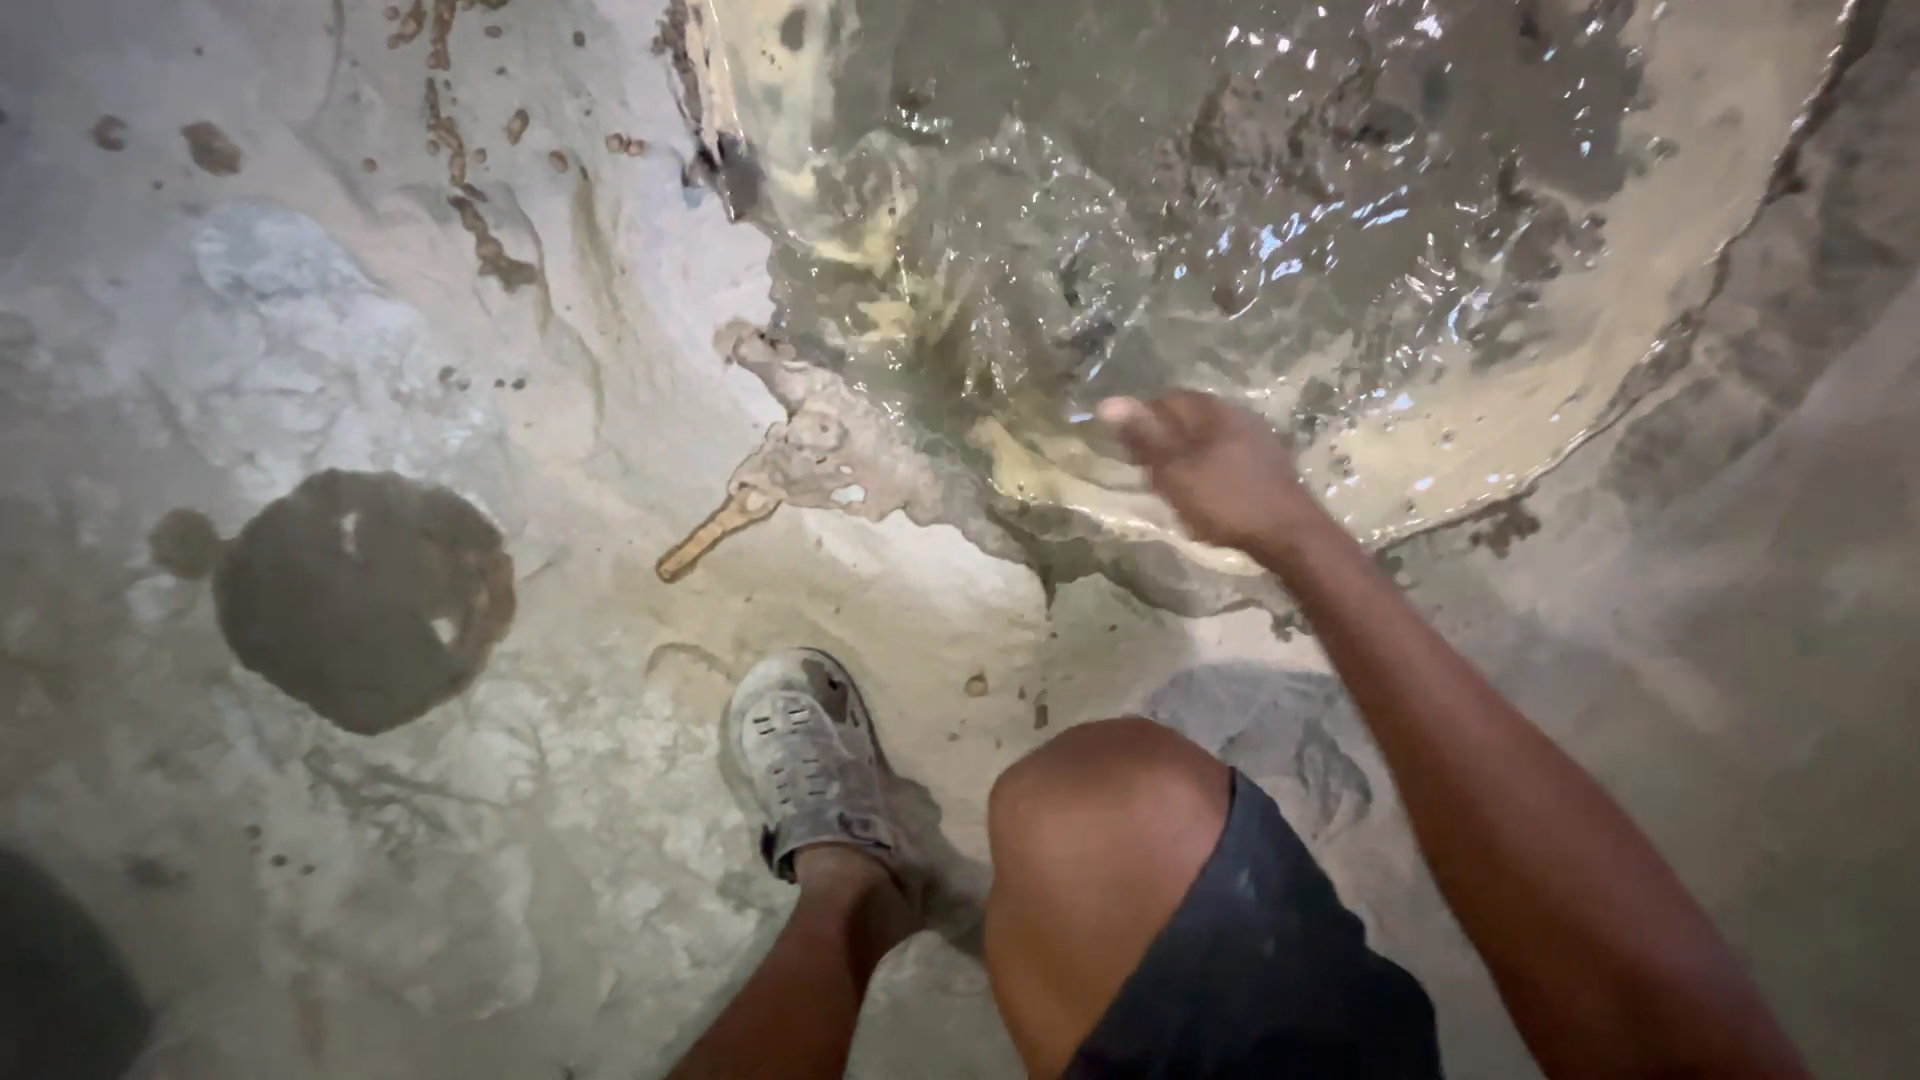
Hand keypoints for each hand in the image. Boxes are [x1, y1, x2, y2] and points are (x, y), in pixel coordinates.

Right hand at [1097, 391, 1319, 551]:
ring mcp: (1256, 440)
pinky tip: (1202, 498)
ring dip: (1183, 461)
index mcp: (1213, 410)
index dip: (1140, 422)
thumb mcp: (1174, 469)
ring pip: (1204, 441)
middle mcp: (1237, 415)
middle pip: (1186, 419)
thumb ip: (1142, 436)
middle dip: (1162, 443)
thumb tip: (1107, 402)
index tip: (1128, 453)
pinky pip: (1222, 459)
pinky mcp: (1265, 466)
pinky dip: (1204, 473)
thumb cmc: (1225, 499)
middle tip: (1148, 475)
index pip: (1164, 400)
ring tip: (1171, 490)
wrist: (1290, 535)